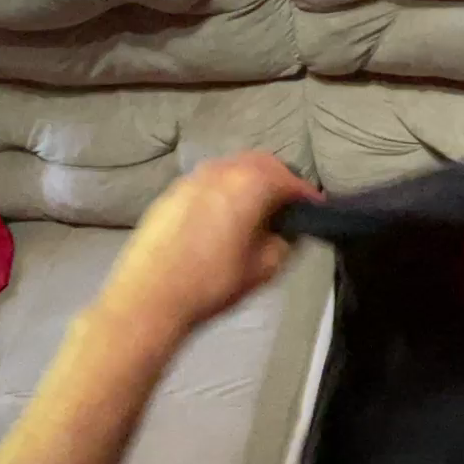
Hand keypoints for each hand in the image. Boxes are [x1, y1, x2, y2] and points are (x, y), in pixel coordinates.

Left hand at [96, 152, 320, 340]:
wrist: (147, 300)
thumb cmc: (212, 283)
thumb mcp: (264, 268)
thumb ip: (285, 242)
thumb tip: (287, 232)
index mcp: (251, 184)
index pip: (291, 181)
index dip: (308, 196)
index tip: (316, 208)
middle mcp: (222, 170)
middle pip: (262, 163)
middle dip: (280, 179)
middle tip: (288, 203)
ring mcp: (192, 178)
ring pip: (232, 168)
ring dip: (250, 181)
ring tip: (257, 207)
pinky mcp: (171, 193)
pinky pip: (209, 181)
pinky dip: (224, 190)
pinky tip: (224, 215)